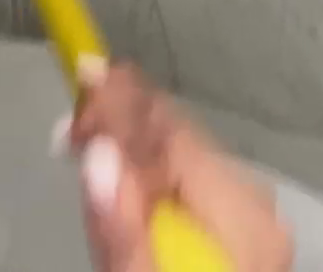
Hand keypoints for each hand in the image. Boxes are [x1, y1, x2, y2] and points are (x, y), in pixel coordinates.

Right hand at [61, 59, 291, 271]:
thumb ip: (122, 234)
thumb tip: (98, 154)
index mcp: (241, 217)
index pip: (169, 127)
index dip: (118, 102)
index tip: (71, 89)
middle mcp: (255, 206)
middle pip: (173, 133)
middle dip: (117, 121)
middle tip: (67, 132)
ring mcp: (249, 221)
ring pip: (175, 152)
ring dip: (125, 143)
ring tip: (82, 147)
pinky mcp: (235, 234)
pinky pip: (180, 177)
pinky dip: (142, 170)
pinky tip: (116, 182)